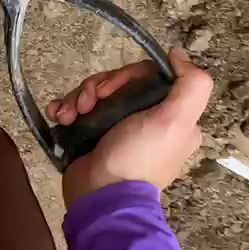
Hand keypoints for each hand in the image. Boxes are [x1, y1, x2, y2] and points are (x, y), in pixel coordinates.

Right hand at [52, 48, 213, 207]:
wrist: (101, 195)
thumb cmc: (138, 157)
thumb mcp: (174, 122)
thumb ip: (190, 86)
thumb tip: (179, 53)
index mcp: (169, 117)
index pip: (145, 76)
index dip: (124, 76)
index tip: (109, 90)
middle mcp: (146, 120)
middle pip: (117, 83)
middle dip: (95, 88)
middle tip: (86, 104)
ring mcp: (117, 128)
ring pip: (94, 93)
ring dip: (76, 98)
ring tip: (68, 115)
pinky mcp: (93, 135)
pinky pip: (77, 109)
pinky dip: (66, 108)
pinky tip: (58, 115)